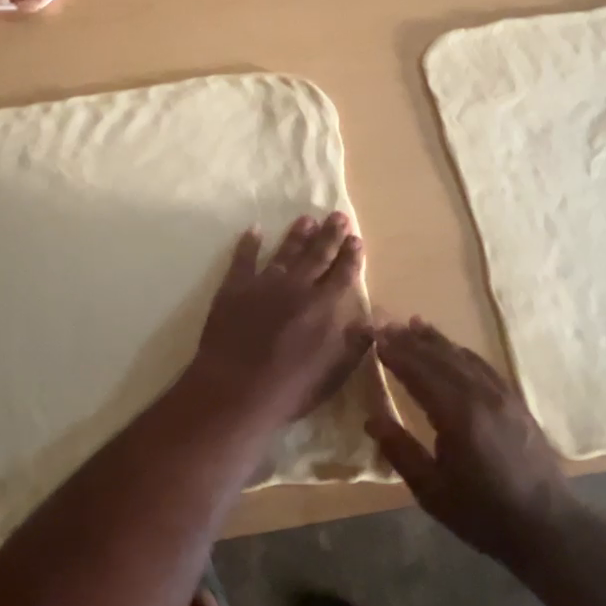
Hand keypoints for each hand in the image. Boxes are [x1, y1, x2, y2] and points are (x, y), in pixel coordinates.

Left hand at [184, 213, 368, 427]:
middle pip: (317, 254)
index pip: (343, 274)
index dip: (351, 255)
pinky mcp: (234, 287)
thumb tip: (371, 322)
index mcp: (323, 307)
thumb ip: (353, 345)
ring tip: (307, 219)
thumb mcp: (332, 375)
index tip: (356, 238)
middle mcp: (297, 287)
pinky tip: (255, 229)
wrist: (235, 390)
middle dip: (330, 234)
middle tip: (338, 215)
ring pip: (285, 251)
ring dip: (298, 234)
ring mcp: (264, 284)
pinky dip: (249, 243)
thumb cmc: (288, 389)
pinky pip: (243, 258)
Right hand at [366, 318, 576, 574]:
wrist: (547, 526)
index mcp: (457, 414)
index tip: (374, 338)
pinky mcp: (515, 401)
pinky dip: (462, 352)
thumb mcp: (432, 491)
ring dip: (436, 340)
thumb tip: (371, 420)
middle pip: (440, 357)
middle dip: (411, 340)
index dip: (396, 354)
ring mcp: (502, 395)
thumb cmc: (483, 513)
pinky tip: (453, 349)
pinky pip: (483, 365)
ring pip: (463, 356)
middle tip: (386, 325)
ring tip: (414, 324)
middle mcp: (480, 395)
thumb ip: (400, 451)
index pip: (419, 372)